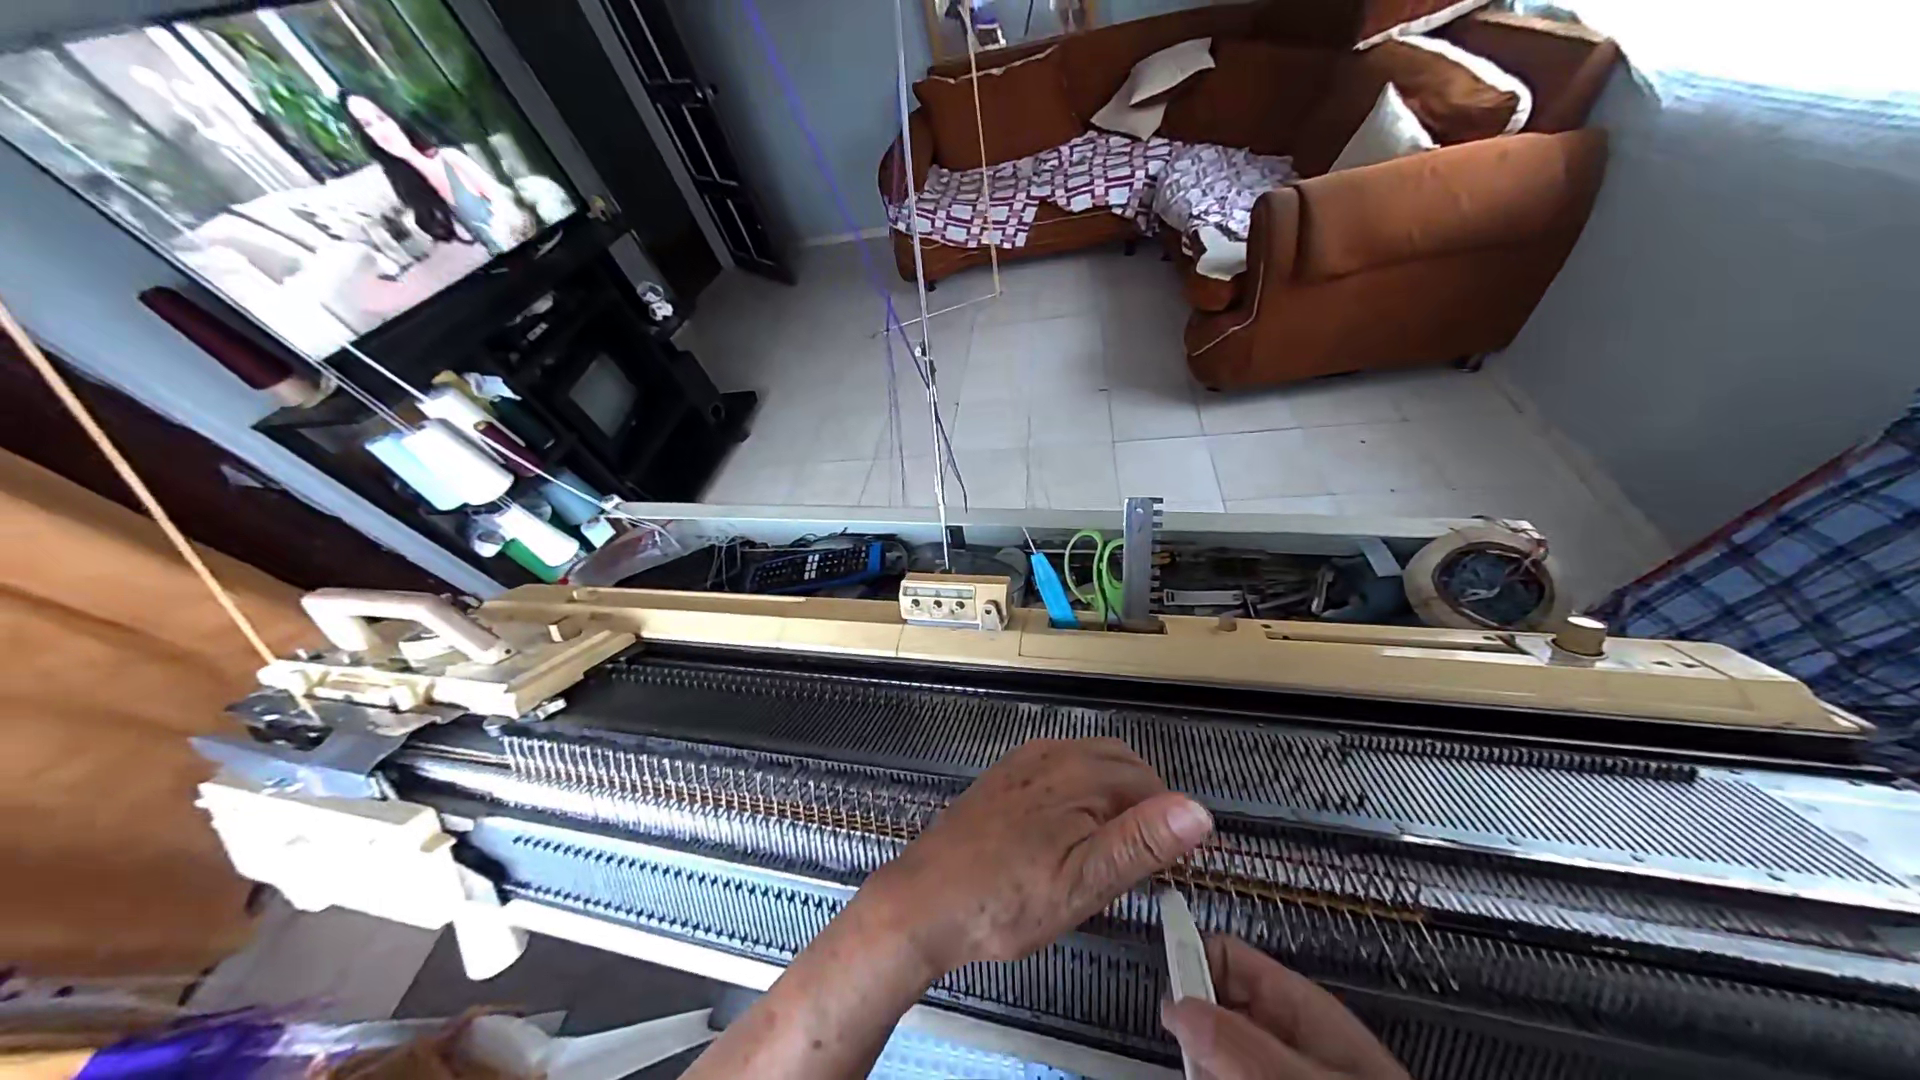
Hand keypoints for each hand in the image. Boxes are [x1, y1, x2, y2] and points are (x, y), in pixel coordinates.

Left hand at [859, 738, 1213, 974]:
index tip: (1165, 868)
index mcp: (1079, 774)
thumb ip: (1140, 841)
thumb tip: (1197, 809)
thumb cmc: (1004, 901)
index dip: (1166, 826)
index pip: (1150, 784)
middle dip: (1141, 805)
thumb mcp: (1083, 883)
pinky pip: (1058, 769)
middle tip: (1138, 862)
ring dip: (1111, 797)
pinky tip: (1065, 832)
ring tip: (1104, 851)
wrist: (923, 902)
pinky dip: (1079, 791)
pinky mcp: (1004, 776)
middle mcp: (1052, 754)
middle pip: (1122, 766)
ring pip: (1090, 764)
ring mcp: (1024, 762)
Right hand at [1162, 937, 1409, 1079]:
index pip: (1224, 954)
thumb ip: (1244, 1046)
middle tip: (1205, 1077)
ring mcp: (1276, 1071)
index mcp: (1300, 1008)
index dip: (1191, 966)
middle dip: (1197, 1045)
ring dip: (1206, 1076)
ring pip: (1214, 1061)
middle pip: (1210, 1012)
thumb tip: (1177, 1005)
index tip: (1169, 1004)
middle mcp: (1285, 1038)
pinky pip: (1225, 1078)